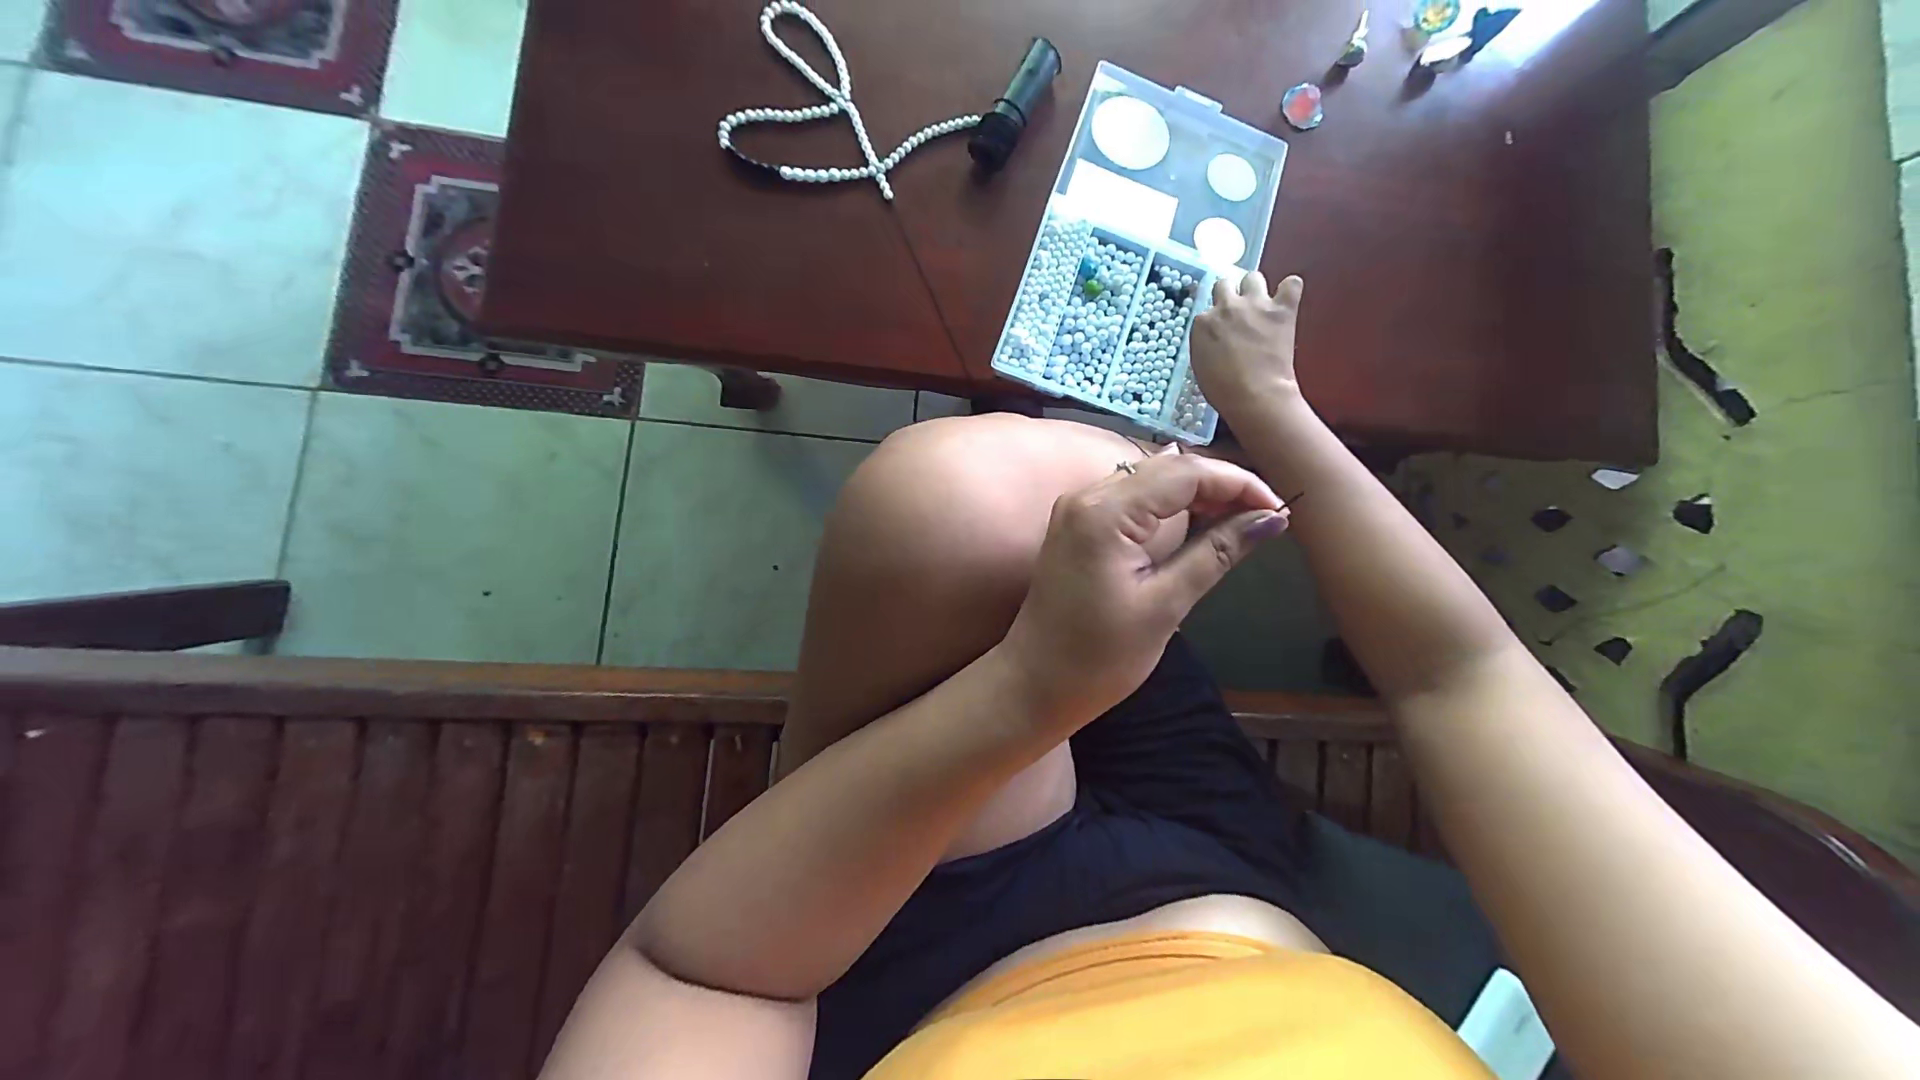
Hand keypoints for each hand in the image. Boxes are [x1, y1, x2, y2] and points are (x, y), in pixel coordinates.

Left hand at [1000, 449, 1289, 726]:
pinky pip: (1132, 499)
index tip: (1280, 509)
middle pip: (1167, 469)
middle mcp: (1085, 496)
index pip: (1185, 472)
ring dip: (1196, 494)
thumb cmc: (1099, 656)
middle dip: (1221, 485)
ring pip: (1150, 480)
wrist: (1035, 683)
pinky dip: (1169, 507)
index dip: (1238, 483)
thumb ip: (1217, 552)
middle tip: (1266, 517)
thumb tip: (1271, 518)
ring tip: (1241, 521)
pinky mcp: (1077, 525)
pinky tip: (1199, 525)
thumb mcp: (1166, 605)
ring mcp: (1077, 509)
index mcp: (1104, 512)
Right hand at [1188, 271, 1305, 423]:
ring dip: (1255, 288)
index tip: (1221, 331)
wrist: (1255, 394)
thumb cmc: (1222, 388)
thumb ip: (1205, 342)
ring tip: (1260, 304)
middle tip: (1237, 311)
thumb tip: (1215, 336)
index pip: (1206, 311)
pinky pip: (1291, 284)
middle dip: (1230, 294)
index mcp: (1203, 322)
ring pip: (1253, 277)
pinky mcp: (1282, 308)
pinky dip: (1289, 290)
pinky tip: (1287, 300)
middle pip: (1225, 284)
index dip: (1215, 320)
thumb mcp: (1201, 363)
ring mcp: (1255, 304)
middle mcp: (1227, 306)